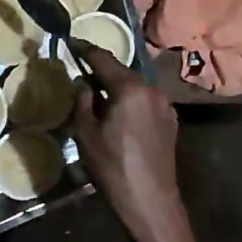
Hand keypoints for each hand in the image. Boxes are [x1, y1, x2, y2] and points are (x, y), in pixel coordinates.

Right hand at [72, 47, 194, 241]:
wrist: (150, 200)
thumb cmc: (112, 166)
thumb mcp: (86, 132)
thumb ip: (83, 101)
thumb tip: (83, 83)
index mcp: (130, 88)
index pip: (104, 59)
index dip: (85, 49)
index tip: (71, 41)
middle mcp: (152, 90)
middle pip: (122, 72)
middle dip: (101, 70)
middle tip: (80, 71)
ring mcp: (165, 106)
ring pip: (134, 87)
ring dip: (116, 87)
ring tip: (96, 95)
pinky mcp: (170, 122)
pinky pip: (144, 102)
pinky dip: (129, 101)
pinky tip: (116, 114)